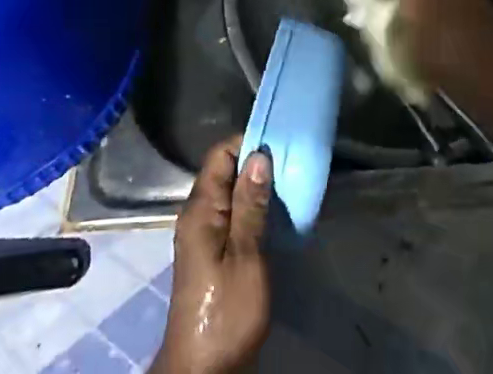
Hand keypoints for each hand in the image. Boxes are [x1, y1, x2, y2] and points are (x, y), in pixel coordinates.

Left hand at [150, 138, 271, 373]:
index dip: (248, 143)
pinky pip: (234, 214)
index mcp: (200, 210)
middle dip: (258, 163)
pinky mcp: (214, 252)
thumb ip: (251, 205)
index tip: (281, 142)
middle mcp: (197, 215)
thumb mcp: (245, 256)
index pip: (219, 154)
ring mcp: (204, 234)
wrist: (204, 371)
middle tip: (294, 162)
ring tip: (293, 183)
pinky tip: (279, 214)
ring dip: (259, 187)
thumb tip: (259, 155)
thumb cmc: (226, 311)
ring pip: (232, 193)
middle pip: (226, 171)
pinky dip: (255, 208)